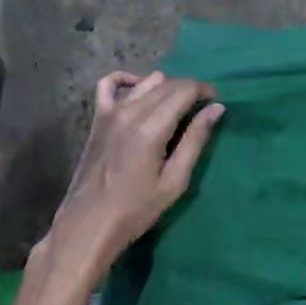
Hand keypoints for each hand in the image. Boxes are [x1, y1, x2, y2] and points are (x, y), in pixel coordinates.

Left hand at [47, 71, 225, 275]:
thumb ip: (195, 140)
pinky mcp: (98, 118)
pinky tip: (138, 88)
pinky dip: (127, 79)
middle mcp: (131, 112)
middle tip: (201, 108)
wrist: (89, 225)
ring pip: (146, 82)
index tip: (215, 101)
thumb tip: (216, 109)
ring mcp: (111, 112)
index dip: (204, 90)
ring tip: (176, 107)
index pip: (184, 90)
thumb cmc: (136, 209)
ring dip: (166, 87)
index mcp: (151, 128)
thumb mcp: (174, 181)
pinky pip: (109, 83)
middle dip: (189, 89)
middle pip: (167, 83)